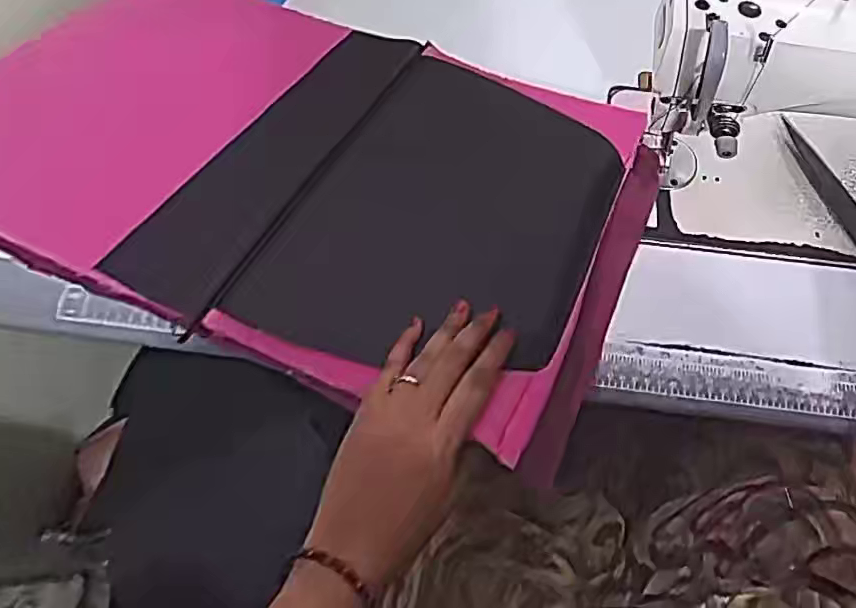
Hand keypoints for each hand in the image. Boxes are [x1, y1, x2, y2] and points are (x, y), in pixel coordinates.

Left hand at [301, 303, 513, 589]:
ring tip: (462, 306)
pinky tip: (415, 324)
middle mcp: (416, 418)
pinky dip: (402, 343)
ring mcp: (388, 409)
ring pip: (423, 358)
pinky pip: (388, 367)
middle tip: (492, 312)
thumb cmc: (406, 526)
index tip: (509, 334)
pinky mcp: (366, 409)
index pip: (477, 385)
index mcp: (442, 442)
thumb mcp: (450, 492)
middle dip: (475, 332)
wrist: (346, 548)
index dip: (495, 355)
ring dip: (445, 330)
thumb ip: (464, 445)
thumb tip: (477, 411)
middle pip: (453, 363)